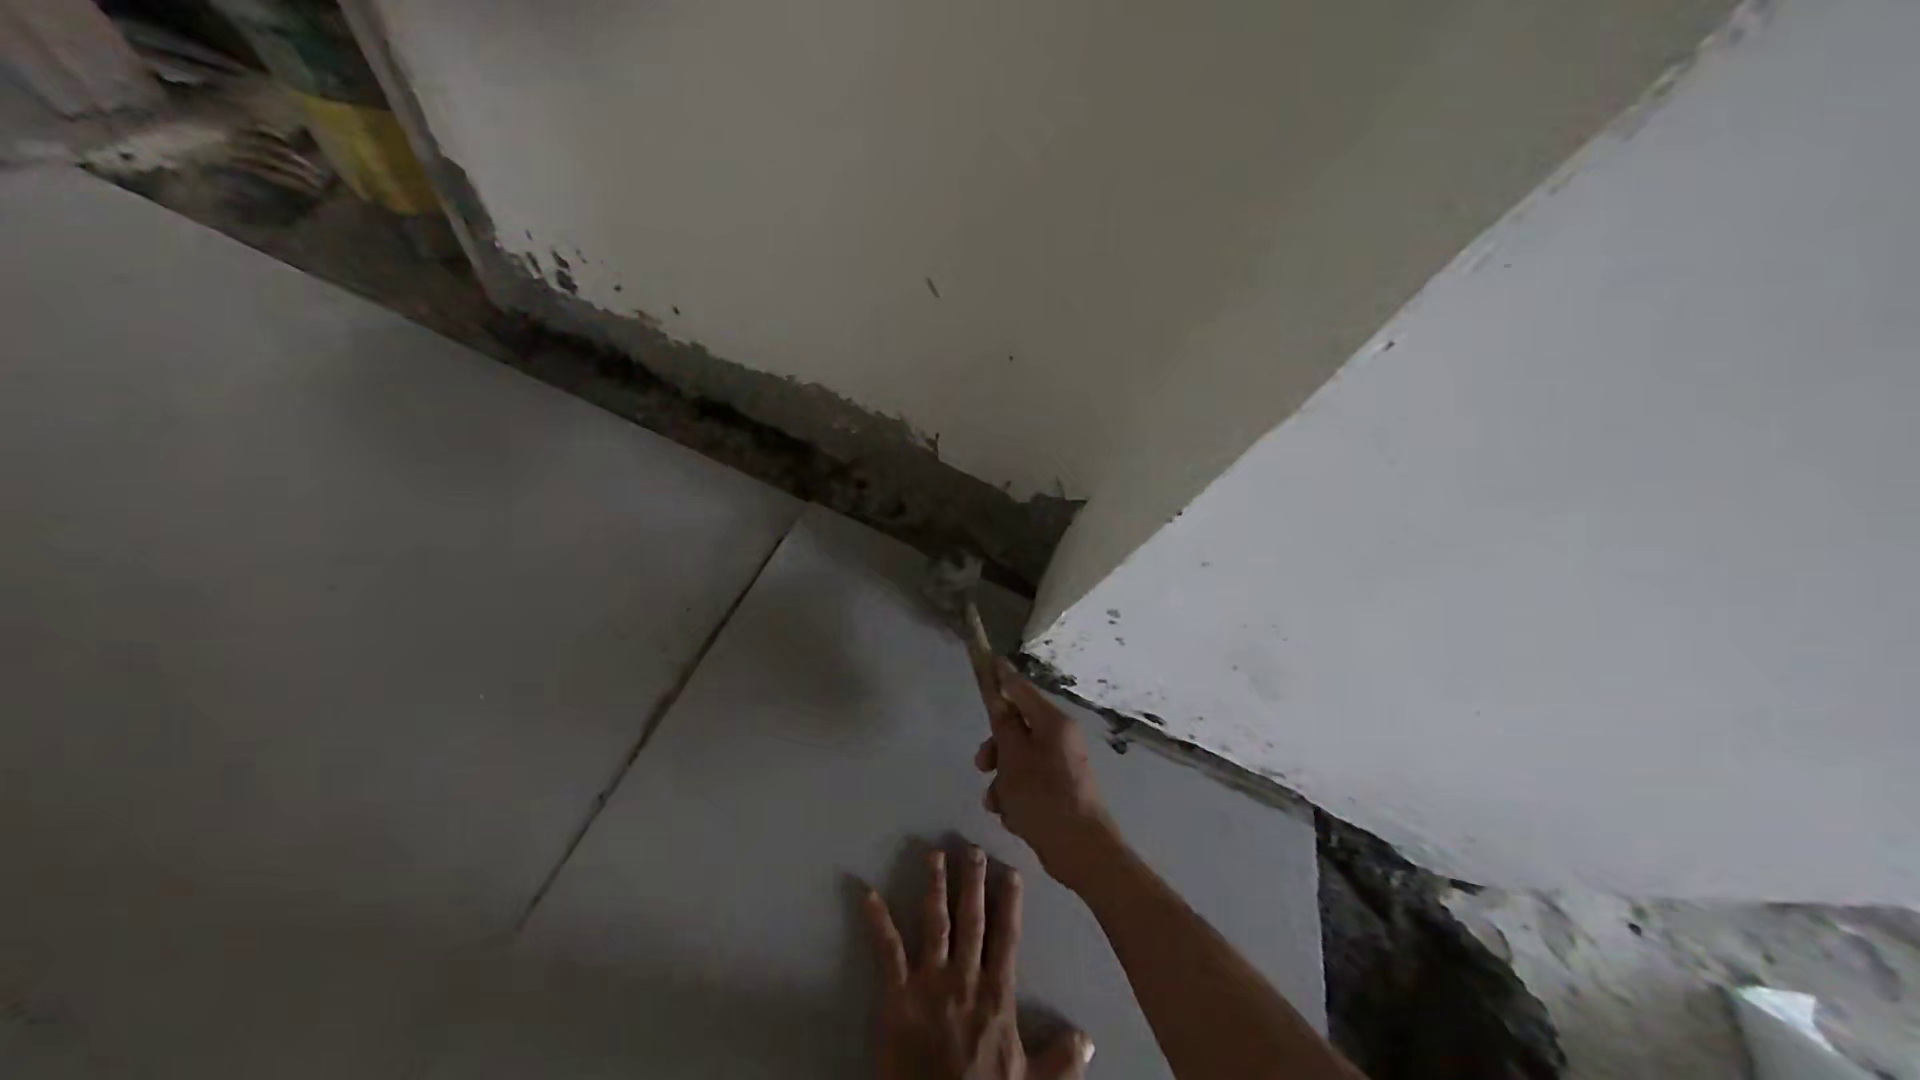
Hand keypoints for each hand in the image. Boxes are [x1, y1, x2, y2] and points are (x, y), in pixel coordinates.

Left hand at [862, 848, 1091, 1079]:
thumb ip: (1061, 1060)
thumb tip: (1088, 1038)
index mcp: (997, 995)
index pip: (1006, 938)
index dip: (1008, 903)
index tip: (1010, 872)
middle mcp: (965, 979)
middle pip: (971, 920)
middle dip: (972, 882)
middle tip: (972, 850)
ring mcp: (929, 984)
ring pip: (935, 924)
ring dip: (935, 887)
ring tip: (934, 856)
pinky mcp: (897, 997)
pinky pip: (887, 952)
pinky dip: (877, 922)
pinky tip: (868, 895)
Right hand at [974, 660, 1119, 892]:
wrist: (1082, 850)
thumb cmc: (1045, 797)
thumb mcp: (1014, 759)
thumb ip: (1003, 727)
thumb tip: (1000, 701)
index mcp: (1053, 724)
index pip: (1022, 689)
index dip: (1002, 676)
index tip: (989, 661)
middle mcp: (1060, 739)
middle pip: (1017, 728)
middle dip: (996, 749)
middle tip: (983, 765)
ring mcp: (1061, 765)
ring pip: (1018, 760)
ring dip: (1002, 779)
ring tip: (999, 803)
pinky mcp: (1060, 790)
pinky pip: (1028, 782)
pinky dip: (1016, 796)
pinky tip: (1014, 817)